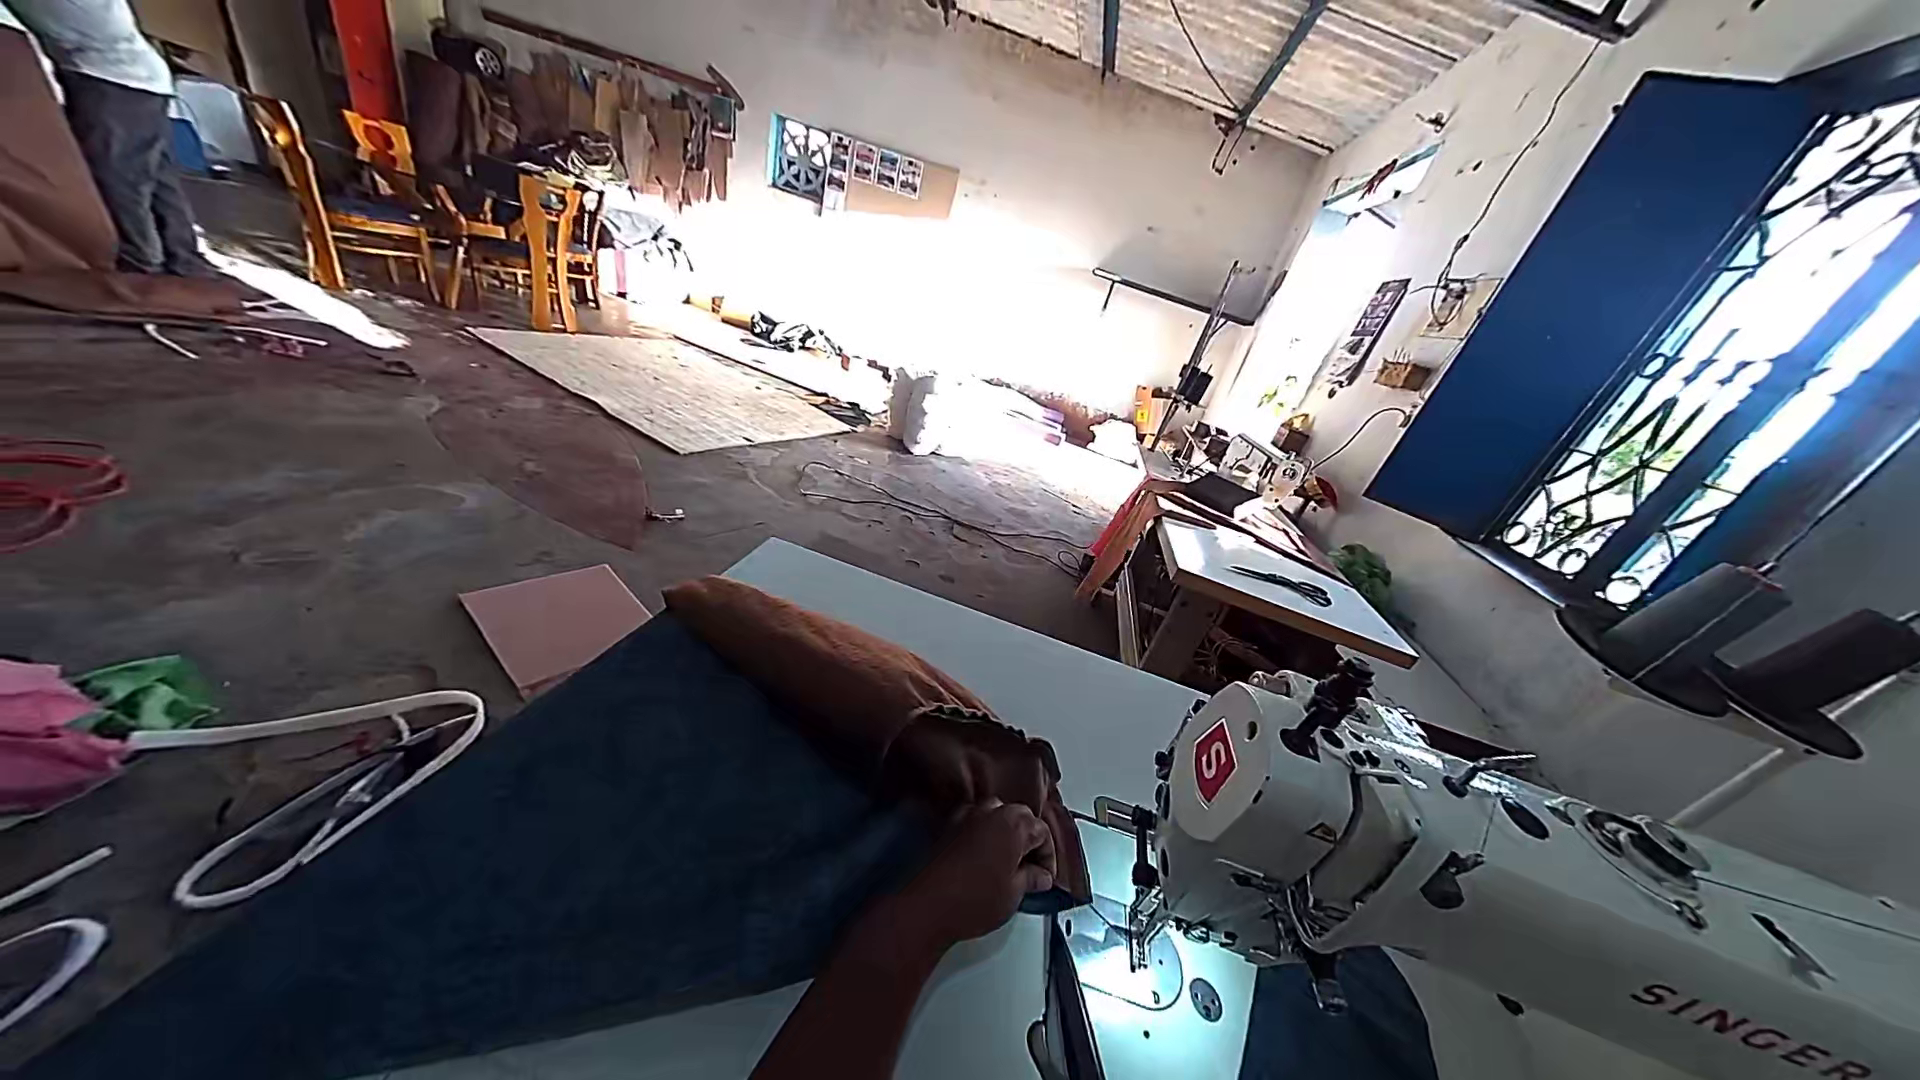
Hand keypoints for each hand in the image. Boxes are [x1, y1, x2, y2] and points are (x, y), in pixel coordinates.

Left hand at [894, 800, 1055, 948]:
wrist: (930, 905)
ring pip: (997, 815)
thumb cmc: (973, 899)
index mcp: (1013, 823)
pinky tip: (986, 858)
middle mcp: (991, 811)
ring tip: (1010, 863)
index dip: (1048, 856)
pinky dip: (985, 833)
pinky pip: (976, 821)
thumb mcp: (1014, 893)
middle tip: (1033, 869)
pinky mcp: (951, 824)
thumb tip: (1040, 876)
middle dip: (1029, 841)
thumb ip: (1032, 878)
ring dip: (1007, 833)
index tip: (1046, 875)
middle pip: (1020, 817)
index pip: (1042, 831)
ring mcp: (968, 815)